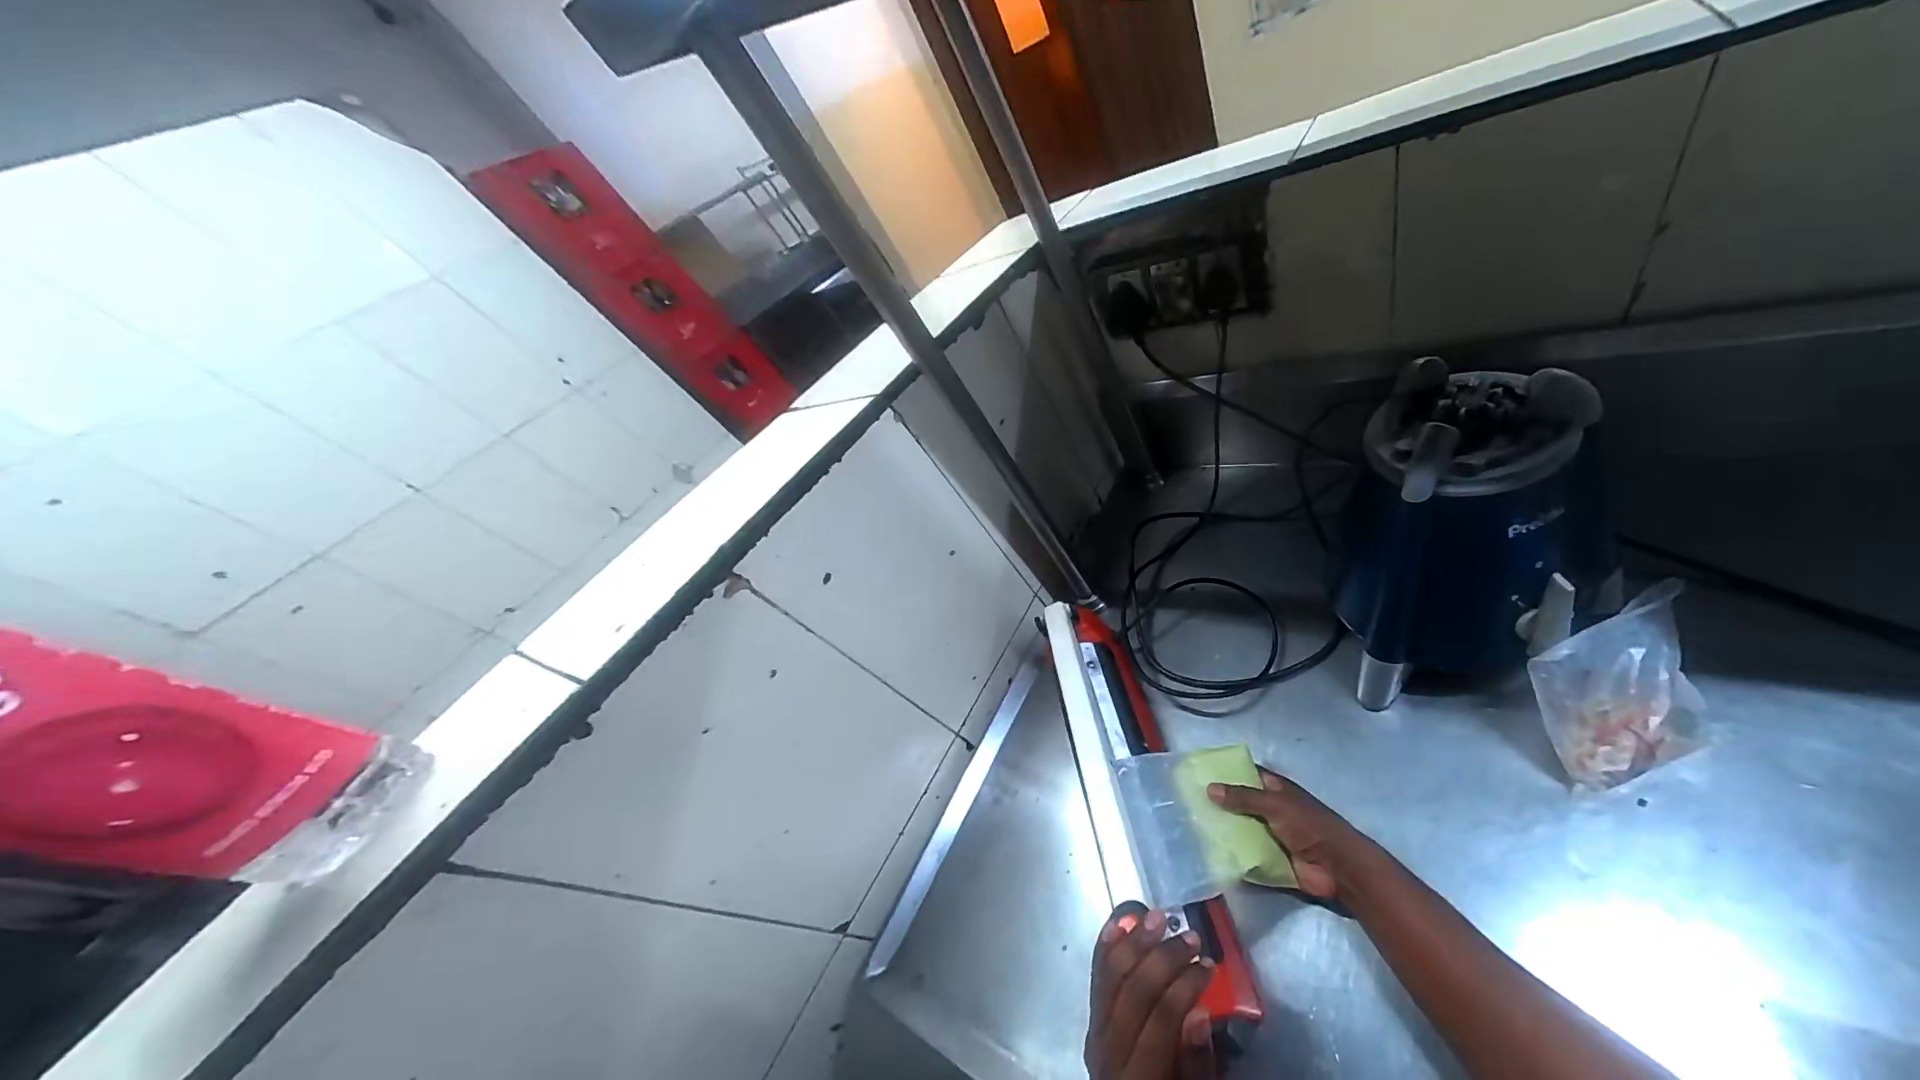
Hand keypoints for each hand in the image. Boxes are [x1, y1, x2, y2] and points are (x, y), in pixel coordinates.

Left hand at [1086, 903, 1217, 1079]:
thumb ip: (1196, 1063)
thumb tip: (1199, 1012)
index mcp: (1140, 1075)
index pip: (1162, 1020)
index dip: (1185, 987)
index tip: (1208, 963)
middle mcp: (1109, 1051)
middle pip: (1134, 991)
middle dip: (1164, 958)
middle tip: (1190, 937)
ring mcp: (1094, 1032)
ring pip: (1111, 976)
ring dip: (1135, 942)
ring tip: (1157, 918)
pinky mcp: (1090, 1020)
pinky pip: (1097, 977)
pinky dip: (1107, 946)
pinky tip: (1120, 923)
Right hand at [1208, 767, 1380, 901]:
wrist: (1337, 868)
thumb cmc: (1310, 826)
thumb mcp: (1276, 805)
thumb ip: (1243, 797)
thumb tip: (1210, 788)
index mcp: (1276, 790)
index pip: (1247, 774)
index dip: (1227, 772)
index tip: (1200, 772)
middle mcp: (1271, 809)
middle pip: (1240, 802)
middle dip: (1218, 802)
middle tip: (1188, 800)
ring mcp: (1270, 834)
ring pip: (1240, 827)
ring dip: (1222, 827)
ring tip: (1191, 823)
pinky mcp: (1269, 857)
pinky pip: (1245, 851)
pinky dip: (1231, 851)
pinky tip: (1208, 848)